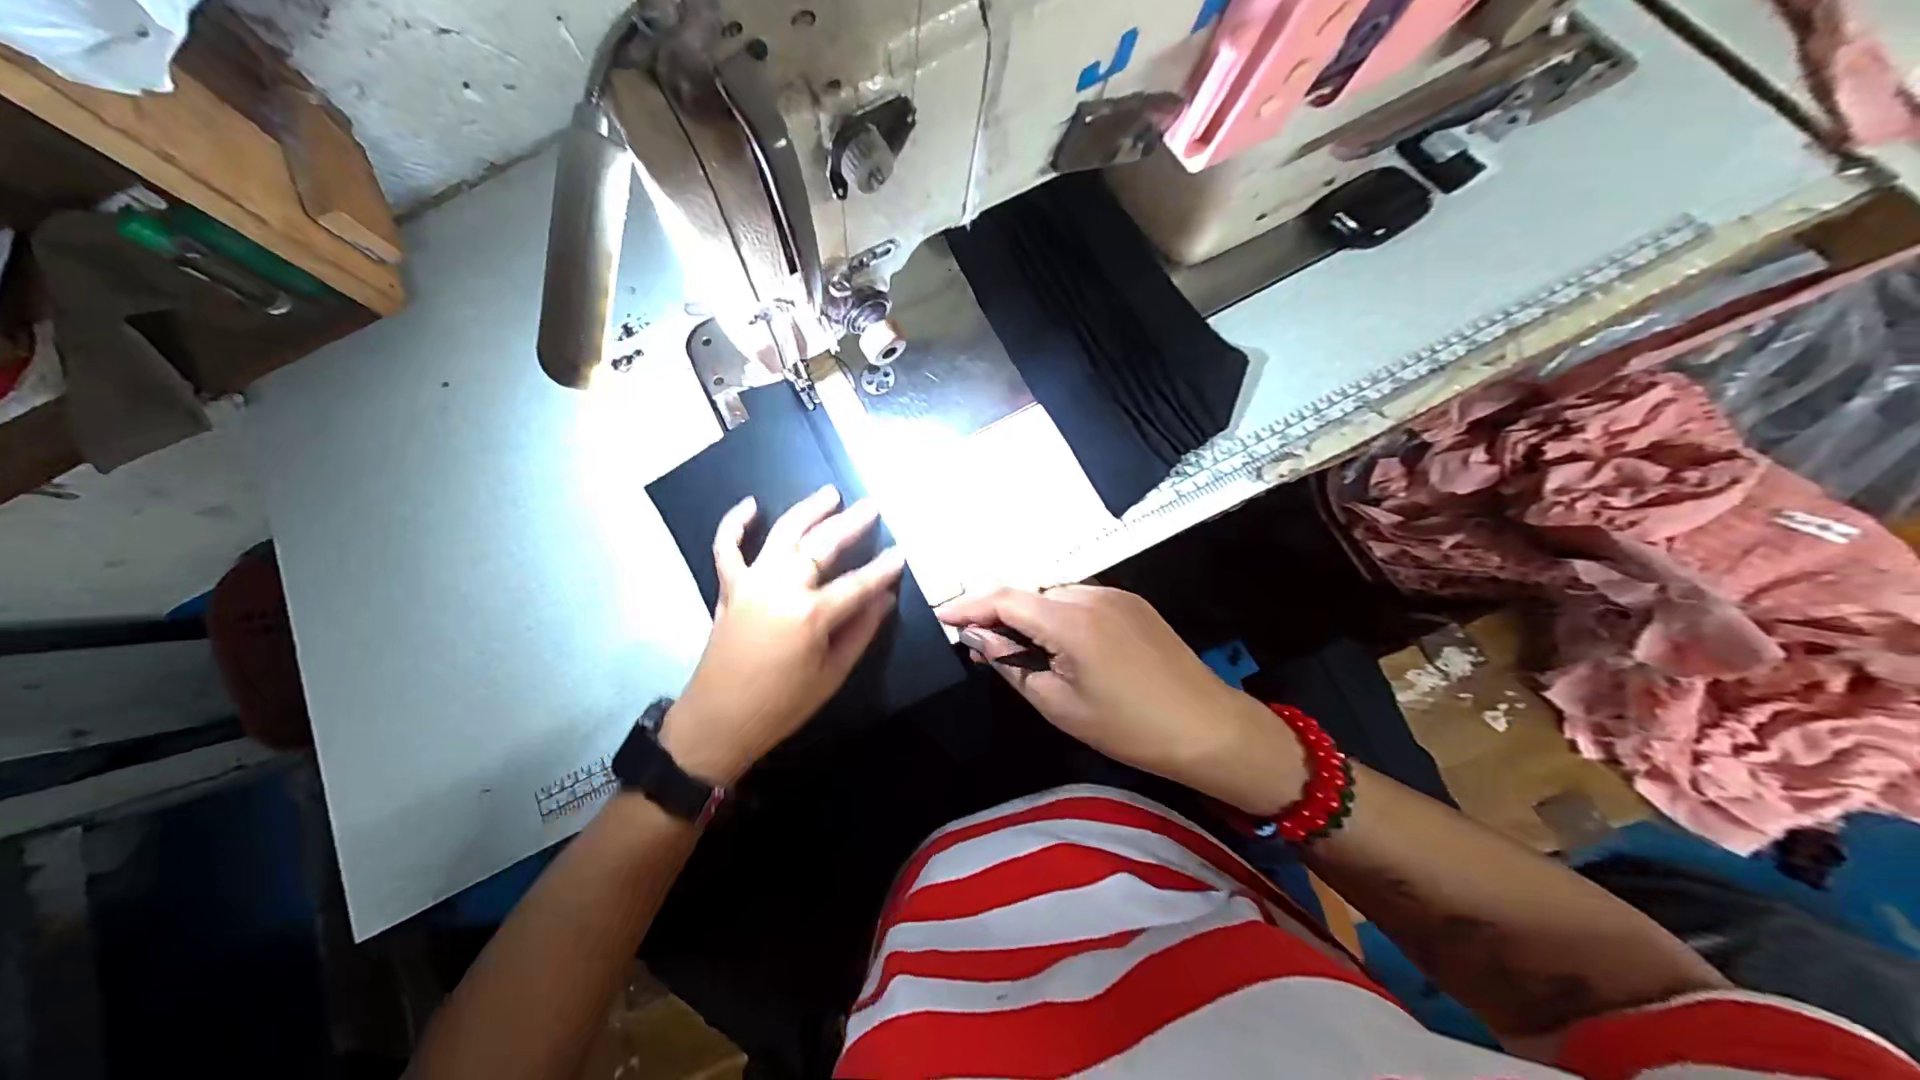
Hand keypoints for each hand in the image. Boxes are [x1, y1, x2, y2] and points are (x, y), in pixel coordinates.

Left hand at [661, 486, 905, 785]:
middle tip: (872, 506)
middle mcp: (781, 588)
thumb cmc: (783, 705)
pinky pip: (728, 548)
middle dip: (851, 524)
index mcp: (811, 615)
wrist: (720, 720)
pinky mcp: (729, 588)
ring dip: (807, 510)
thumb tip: (885, 598)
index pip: (858, 583)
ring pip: (782, 535)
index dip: (884, 568)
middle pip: (822, 546)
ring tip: (830, 494)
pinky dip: (735, 523)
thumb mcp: (833, 674)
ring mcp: (751, 583)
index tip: (902, 553)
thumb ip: (861, 631)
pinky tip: (752, 505)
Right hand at [937, 585, 1307, 814]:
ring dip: (1031, 618)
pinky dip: (1059, 619)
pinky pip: (1081, 603)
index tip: (943, 618)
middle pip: (1030, 596)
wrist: (1207, 728)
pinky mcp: (1134, 605)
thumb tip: (978, 638)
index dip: (969, 606)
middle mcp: (1091, 594)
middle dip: (1000, 615)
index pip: (1005, 599)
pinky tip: (1059, 648)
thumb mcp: (1058, 704)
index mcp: (1070, 619)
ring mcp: (1117, 596)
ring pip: (1055, 598)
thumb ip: (1011, 663)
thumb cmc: (1128, 727)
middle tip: (979, 647)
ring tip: (1018, 651)